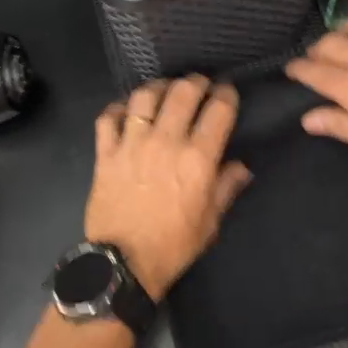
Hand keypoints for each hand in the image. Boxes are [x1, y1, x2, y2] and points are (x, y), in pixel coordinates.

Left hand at [85, 76, 252, 298]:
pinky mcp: (105, 153)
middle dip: (196, 83)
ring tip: (164, 91)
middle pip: (183, 92)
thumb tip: (241, 166)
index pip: (218, 110)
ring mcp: (131, 144)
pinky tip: (127, 111)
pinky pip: (108, 117)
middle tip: (199, 86)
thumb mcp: (211, 222)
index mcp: (198, 159)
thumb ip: (226, 187)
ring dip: (159, 88)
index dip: (227, 95)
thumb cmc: (173, 246)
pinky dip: (118, 108)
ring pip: (145, 96)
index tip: (227, 93)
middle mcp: (166, 142)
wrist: (123, 265)